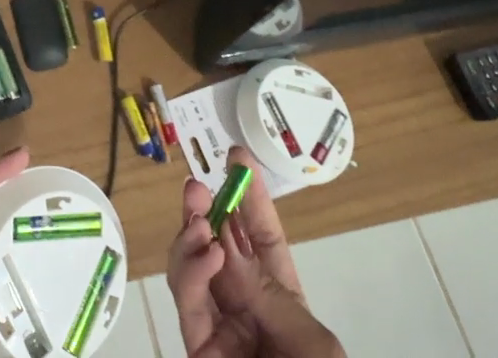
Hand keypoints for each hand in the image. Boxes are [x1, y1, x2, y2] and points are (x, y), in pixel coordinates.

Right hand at [166, 147, 343, 357]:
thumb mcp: (310, 347)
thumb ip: (266, 294)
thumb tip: (223, 242)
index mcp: (284, 306)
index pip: (263, 242)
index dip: (251, 202)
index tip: (237, 159)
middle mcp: (246, 310)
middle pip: (220, 249)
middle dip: (208, 211)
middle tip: (196, 183)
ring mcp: (218, 331)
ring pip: (192, 270)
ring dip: (191, 237)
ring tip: (198, 218)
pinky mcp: (196, 351)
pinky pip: (188, 305)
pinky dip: (191, 273)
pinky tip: (206, 251)